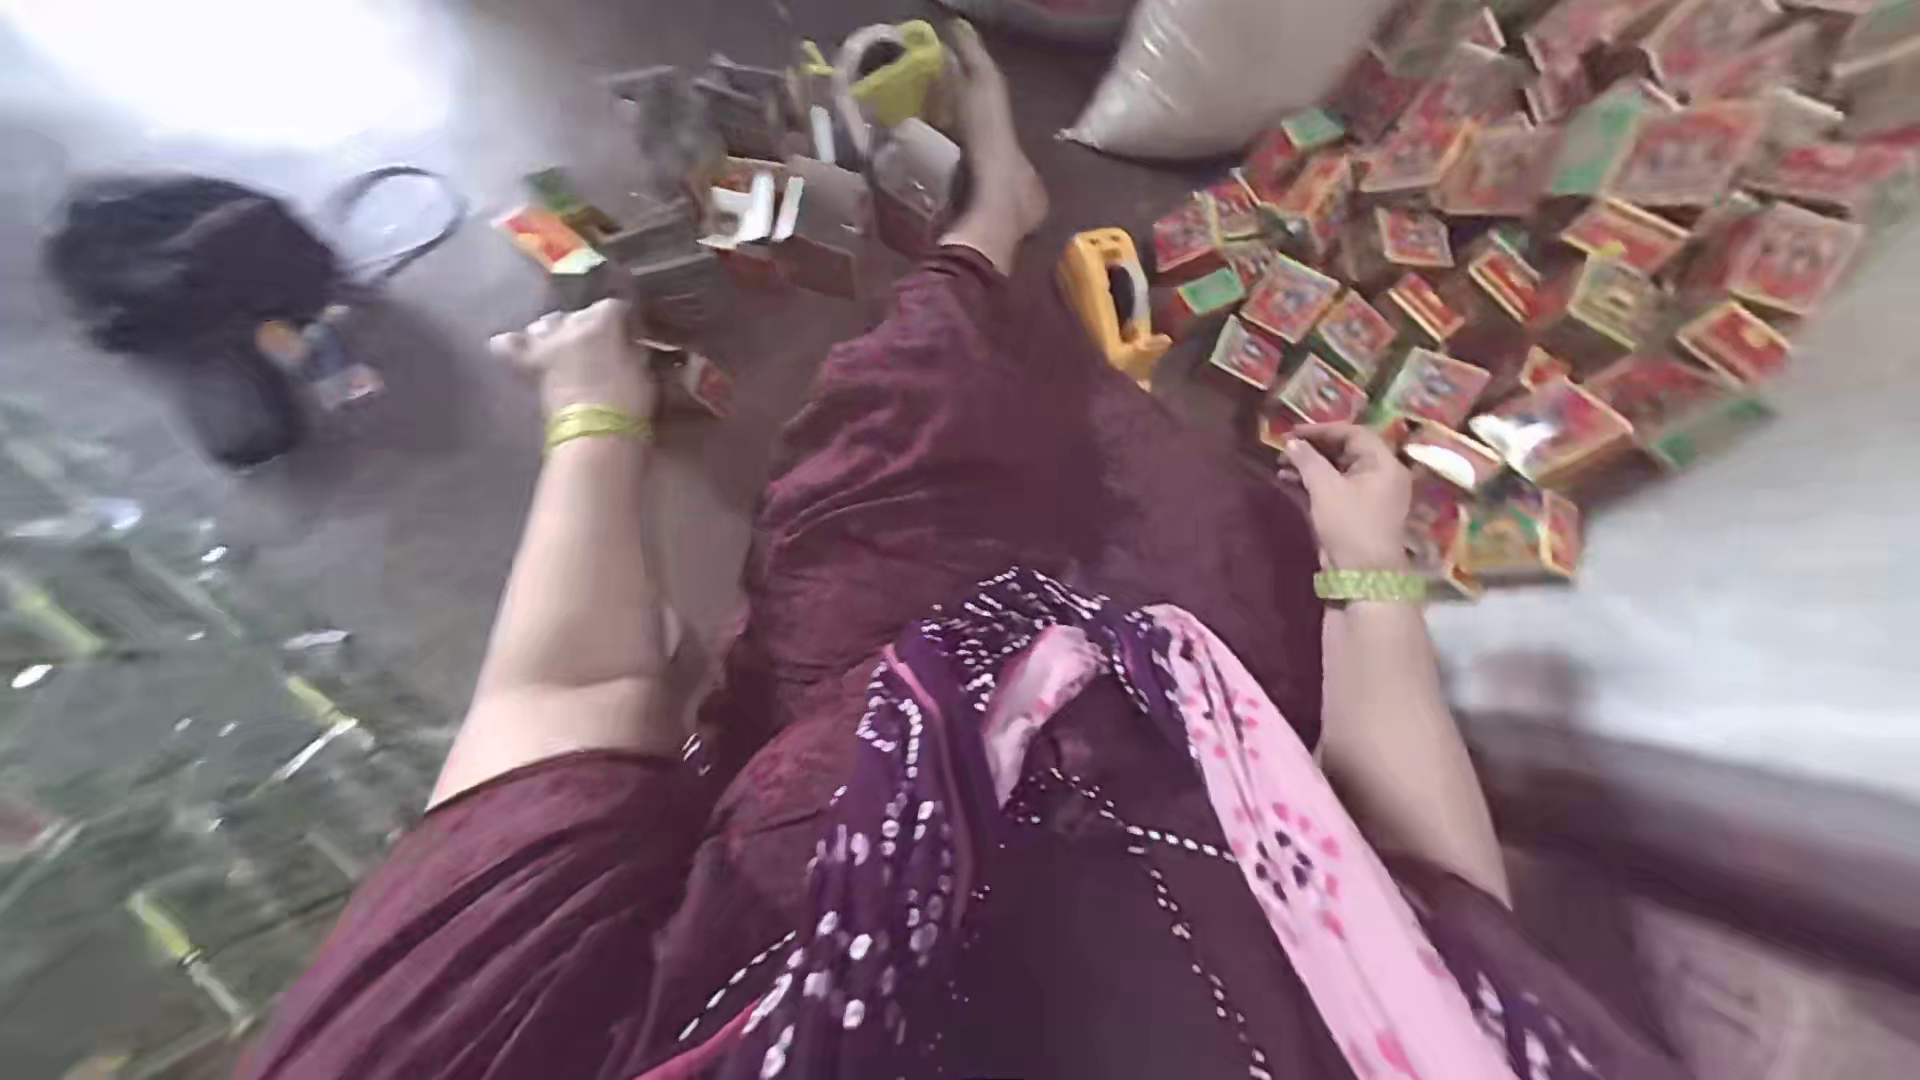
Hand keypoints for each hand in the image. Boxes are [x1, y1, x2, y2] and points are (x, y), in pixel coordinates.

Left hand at [489, 298, 656, 418]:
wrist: (597, 431)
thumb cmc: (631, 402)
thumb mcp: (646, 372)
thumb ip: (637, 352)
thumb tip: (635, 346)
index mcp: (603, 321)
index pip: (617, 307)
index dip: (627, 320)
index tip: (637, 336)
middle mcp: (571, 322)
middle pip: (580, 314)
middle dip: (593, 325)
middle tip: (607, 345)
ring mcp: (545, 341)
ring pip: (546, 323)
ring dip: (558, 331)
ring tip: (568, 345)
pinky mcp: (528, 364)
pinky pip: (510, 345)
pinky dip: (514, 344)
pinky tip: (518, 345)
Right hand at [1281, 423, 1411, 571]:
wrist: (1361, 571)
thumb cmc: (1350, 523)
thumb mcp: (1326, 488)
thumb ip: (1308, 461)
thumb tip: (1292, 443)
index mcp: (1383, 464)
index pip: (1353, 434)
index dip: (1322, 430)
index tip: (1293, 432)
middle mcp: (1378, 475)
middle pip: (1343, 450)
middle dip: (1312, 448)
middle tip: (1284, 448)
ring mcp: (1364, 493)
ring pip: (1334, 469)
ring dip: (1307, 465)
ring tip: (1281, 465)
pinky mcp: (1350, 509)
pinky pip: (1330, 487)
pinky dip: (1310, 482)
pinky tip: (1286, 480)